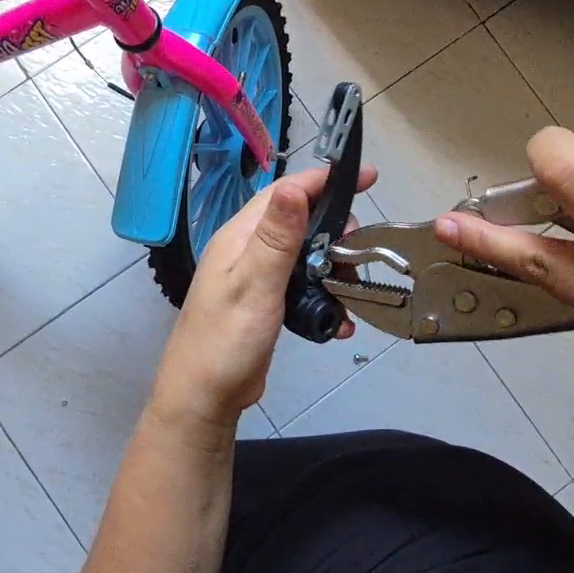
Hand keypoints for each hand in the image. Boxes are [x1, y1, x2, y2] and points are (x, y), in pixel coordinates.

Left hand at [152, 164, 378, 427]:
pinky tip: (338, 321)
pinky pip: (302, 288)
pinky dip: (324, 298)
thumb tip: (296, 185)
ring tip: (353, 288)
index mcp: (239, 237)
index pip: (284, 193)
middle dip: (335, 229)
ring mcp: (255, 279)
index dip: (324, 180)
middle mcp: (246, 251)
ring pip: (304, 256)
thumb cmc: (226, 339)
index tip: (369, 176)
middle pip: (299, 221)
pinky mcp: (265, 305)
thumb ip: (276, 236)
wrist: (205, 396)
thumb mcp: (255, 283)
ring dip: (332, 268)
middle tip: (360, 249)